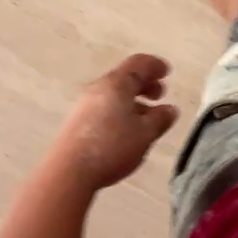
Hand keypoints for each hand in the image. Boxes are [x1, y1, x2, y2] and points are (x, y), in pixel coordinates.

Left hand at [43, 53, 180, 194]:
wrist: (67, 173)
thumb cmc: (112, 147)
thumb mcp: (145, 134)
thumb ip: (160, 119)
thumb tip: (171, 109)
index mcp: (117, 83)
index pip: (139, 63)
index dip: (155, 66)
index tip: (167, 72)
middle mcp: (99, 88)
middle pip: (125, 77)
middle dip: (145, 84)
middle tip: (159, 95)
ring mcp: (84, 105)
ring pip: (113, 94)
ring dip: (132, 100)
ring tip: (145, 118)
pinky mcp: (75, 123)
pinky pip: (103, 108)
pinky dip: (119, 111)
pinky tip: (124, 131)